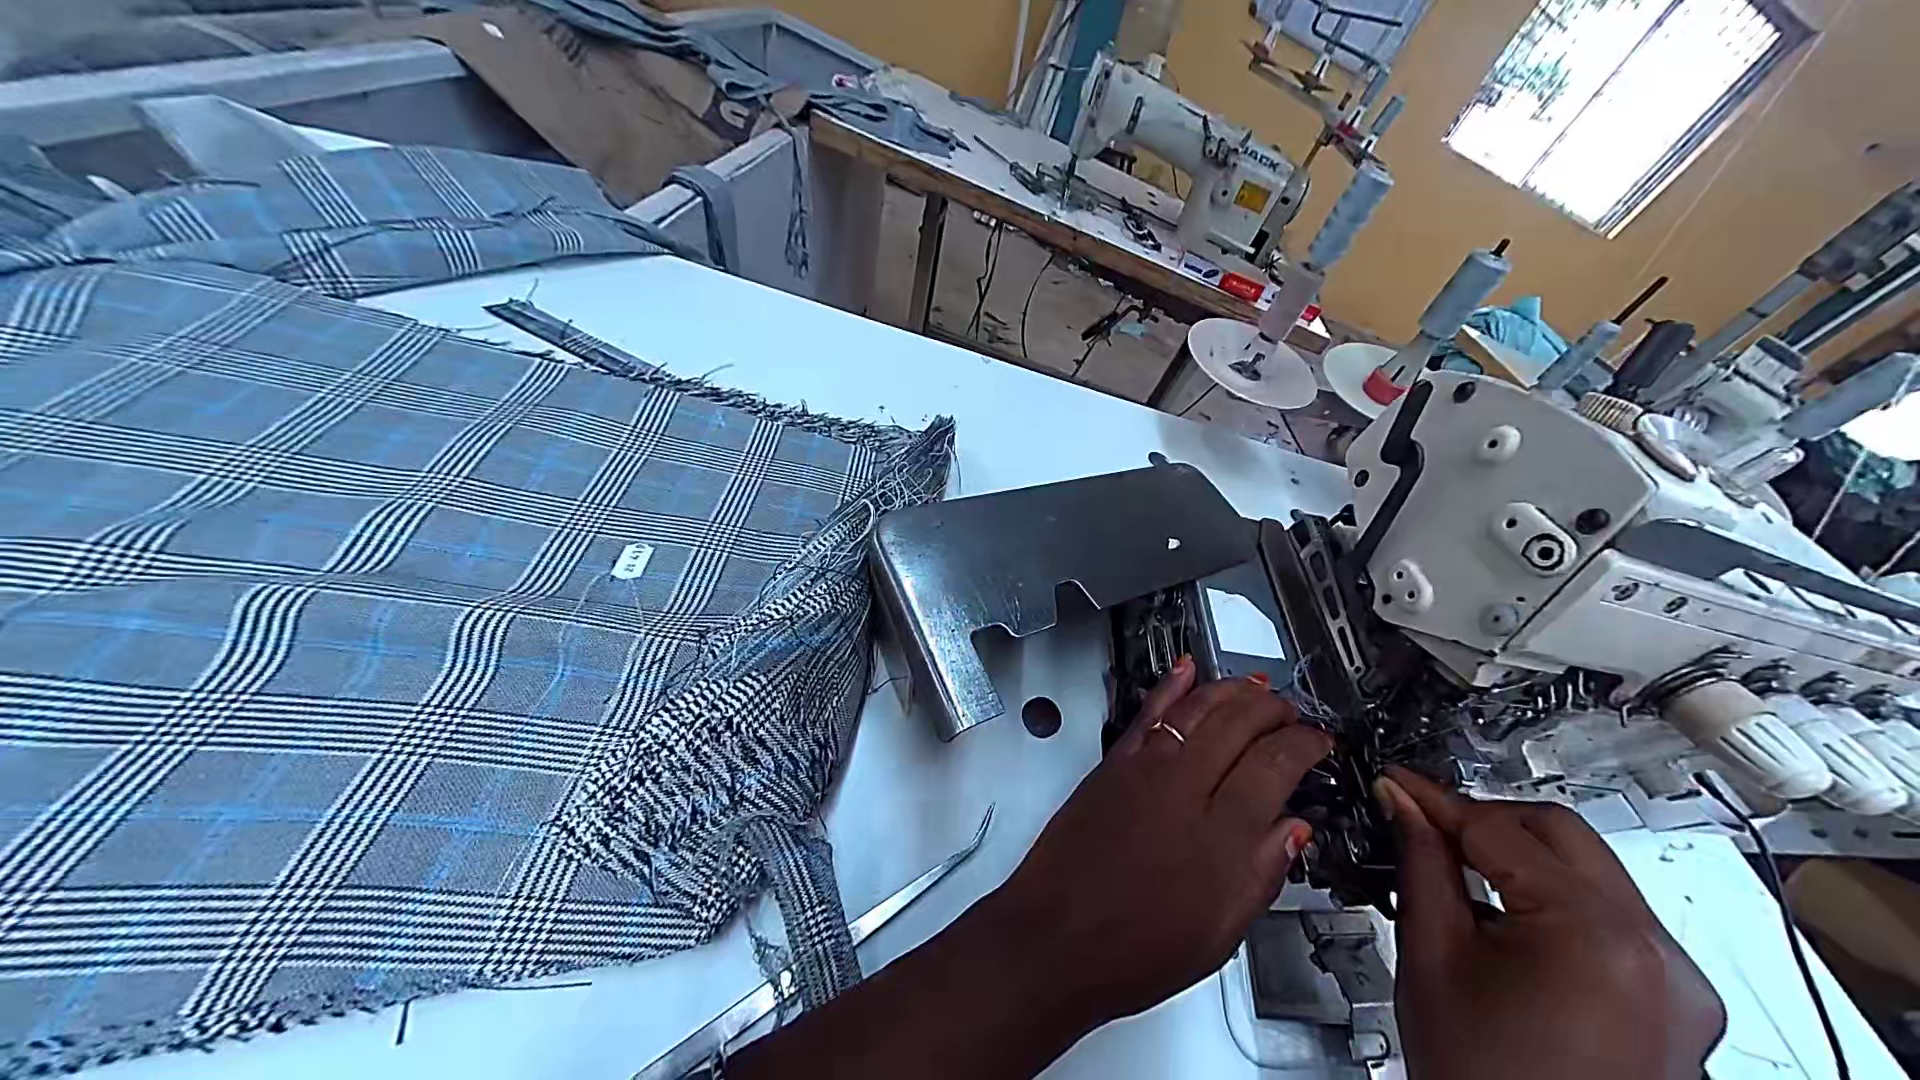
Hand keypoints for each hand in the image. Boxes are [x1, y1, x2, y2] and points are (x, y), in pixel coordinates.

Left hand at [983, 660, 1333, 1024]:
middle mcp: (1184, 791)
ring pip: (1197, 710)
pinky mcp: (1113, 764)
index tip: (1319, 742)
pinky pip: (1148, 713)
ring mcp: (1144, 771)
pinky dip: (1169, 686)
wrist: (1056, 936)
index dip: (1305, 746)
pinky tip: (1185, 670)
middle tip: (1292, 712)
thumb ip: (1262, 872)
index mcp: (1221, 836)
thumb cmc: (1132, 946)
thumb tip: (1294, 830)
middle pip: (1240, 725)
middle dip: (1274, 710)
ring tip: (1256, 685)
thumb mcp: (1219, 931)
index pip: (1277, 766)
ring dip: (1231, 691)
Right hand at [1375, 767, 1726, 1079]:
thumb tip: (1403, 803)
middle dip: (1481, 816)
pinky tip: (1501, 903)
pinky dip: (1550, 892)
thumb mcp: (1430, 952)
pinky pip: (1610, 911)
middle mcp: (1659, 956)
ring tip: (1453, 858)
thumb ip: (1420, 861)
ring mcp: (1679, 983)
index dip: (1435, 798)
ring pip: (1588, 867)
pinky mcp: (1678, 1002)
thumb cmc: (1481, 1079)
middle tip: (1420, 815)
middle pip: (1559, 833)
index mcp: (1596, 938)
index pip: (1499, 829)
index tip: (1397, 782)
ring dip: (1516, 851)